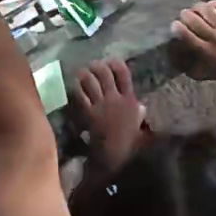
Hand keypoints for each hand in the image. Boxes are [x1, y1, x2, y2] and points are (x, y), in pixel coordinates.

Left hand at [71, 58, 145, 173]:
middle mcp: (115, 99)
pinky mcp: (89, 113)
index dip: (117, 65)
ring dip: (85, 74)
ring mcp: (101, 105)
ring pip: (91, 82)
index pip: (124, 76)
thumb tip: (141, 107)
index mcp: (130, 100)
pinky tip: (74, 86)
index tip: (112, 61)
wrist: (115, 154)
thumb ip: (140, 114)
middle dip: (98, 67)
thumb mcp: (141, 126)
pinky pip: (81, 96)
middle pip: (105, 75)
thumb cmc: (130, 143)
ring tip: (82, 72)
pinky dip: (77, 89)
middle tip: (94, 65)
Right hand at [172, 0, 215, 83]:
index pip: (186, 34)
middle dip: (185, 15)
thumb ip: (182, 62)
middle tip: (183, 16)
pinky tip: (207, 8)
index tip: (174, 25)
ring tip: (194, 10)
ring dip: (198, 8)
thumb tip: (169, 48)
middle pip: (196, 20)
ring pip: (209, 10)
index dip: (176, 26)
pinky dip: (213, 4)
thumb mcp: (194, 72)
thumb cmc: (211, 72)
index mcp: (205, 51)